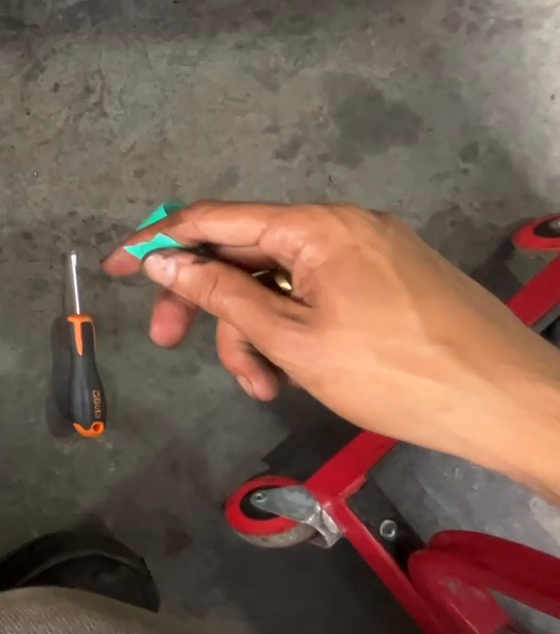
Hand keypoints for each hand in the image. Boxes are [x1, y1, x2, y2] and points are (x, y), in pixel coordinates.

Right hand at [103, 201, 559, 497]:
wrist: (526, 414)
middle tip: (169, 341)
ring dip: (249, 330)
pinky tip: (287, 374)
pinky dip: (287, 329)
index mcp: (316, 228)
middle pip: (240, 253)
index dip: (154, 242)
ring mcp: (367, 254)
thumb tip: (160, 260)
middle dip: (203, 301)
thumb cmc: (396, 372)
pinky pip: (309, 293)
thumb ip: (216, 291)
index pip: (210, 220)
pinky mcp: (386, 281)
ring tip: (256, 383)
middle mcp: (340, 228)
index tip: (115, 268)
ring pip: (273, 282)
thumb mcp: (287, 335)